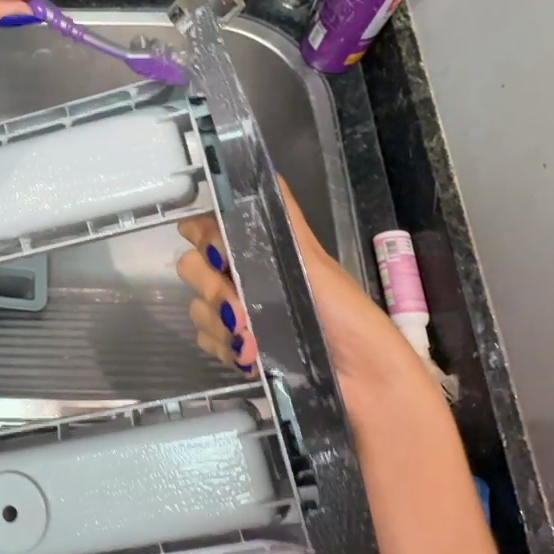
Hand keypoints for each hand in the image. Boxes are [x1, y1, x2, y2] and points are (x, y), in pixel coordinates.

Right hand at [175, 179, 404, 382]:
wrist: (362, 382)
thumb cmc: (345, 315)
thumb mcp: (313, 260)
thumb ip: (282, 222)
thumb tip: (261, 171)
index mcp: (261, 247)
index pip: (207, 226)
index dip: (203, 236)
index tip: (219, 254)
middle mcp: (243, 275)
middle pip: (191, 266)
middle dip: (213, 289)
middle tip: (241, 309)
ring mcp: (237, 313)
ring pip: (197, 307)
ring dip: (222, 326)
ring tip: (254, 344)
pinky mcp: (236, 349)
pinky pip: (206, 341)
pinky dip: (225, 351)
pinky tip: (250, 359)